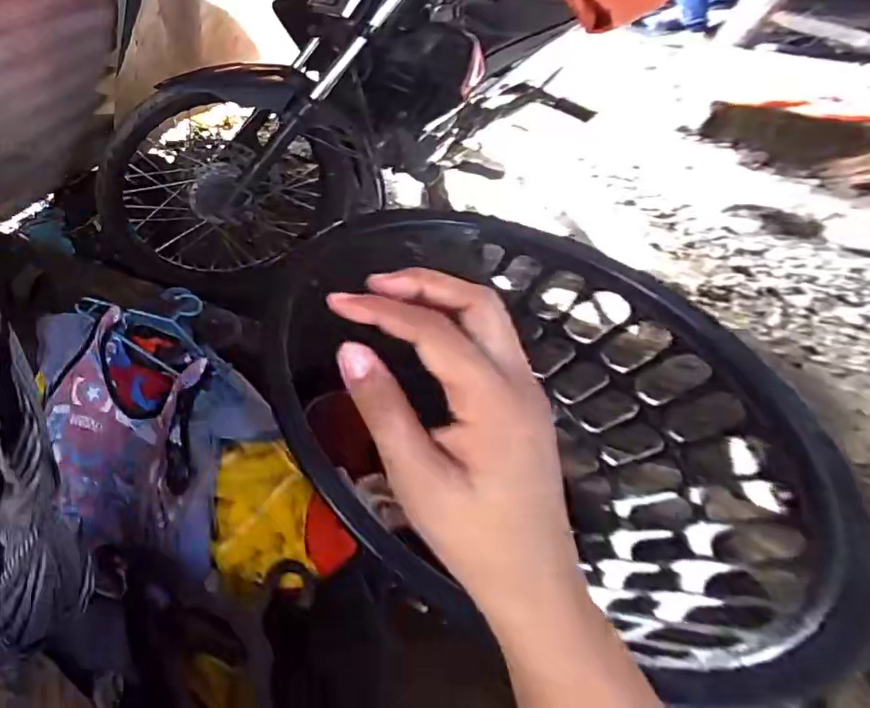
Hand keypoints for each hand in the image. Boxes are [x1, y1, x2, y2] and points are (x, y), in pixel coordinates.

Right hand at [326, 270, 585, 628]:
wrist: (534, 587)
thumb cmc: (471, 536)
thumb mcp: (414, 476)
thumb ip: (382, 407)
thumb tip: (349, 348)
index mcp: (494, 401)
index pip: (433, 331)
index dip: (380, 309)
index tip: (336, 302)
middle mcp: (519, 384)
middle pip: (478, 303)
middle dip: (421, 283)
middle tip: (370, 285)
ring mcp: (526, 391)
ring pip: (488, 315)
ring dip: (438, 295)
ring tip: (387, 295)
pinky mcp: (521, 401)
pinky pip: (489, 337)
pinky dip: (450, 316)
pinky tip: (419, 328)